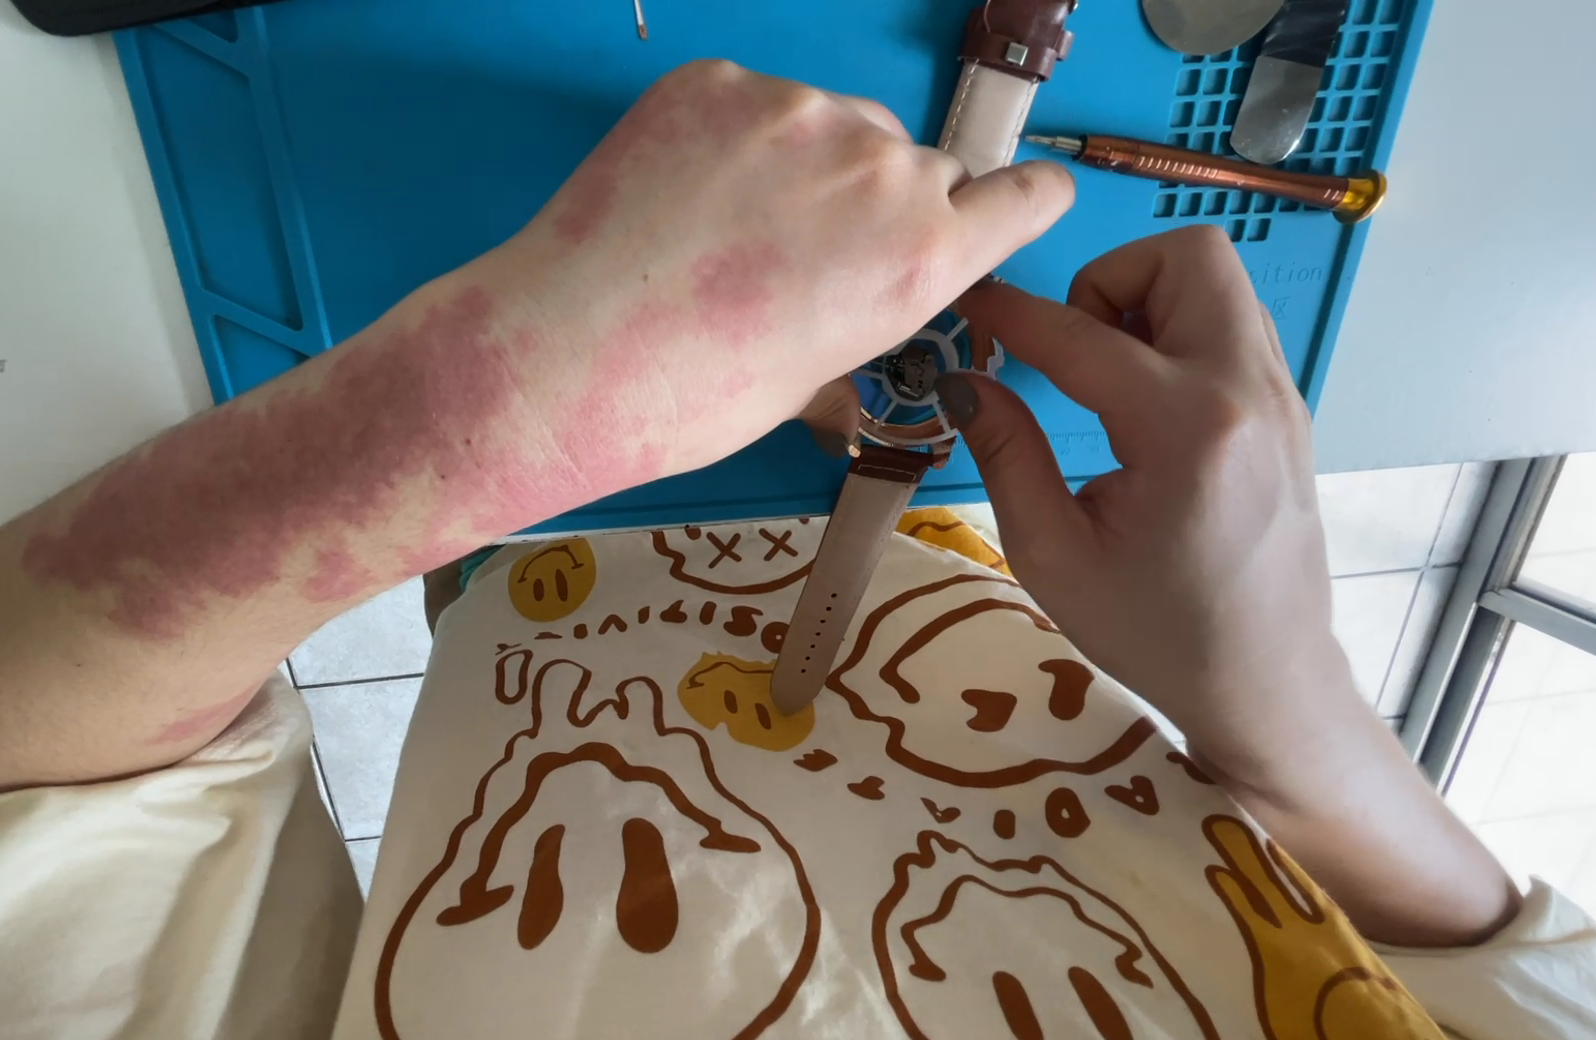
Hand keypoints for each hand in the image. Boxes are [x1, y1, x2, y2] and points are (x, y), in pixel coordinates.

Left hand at [477, 59, 1072, 486]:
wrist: (571, 358)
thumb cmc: (694, 402)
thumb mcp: (795, 392)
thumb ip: (847, 342)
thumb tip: (846, 369)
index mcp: (918, 259)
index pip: (1024, 198)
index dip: (1011, 209)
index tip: (994, 215)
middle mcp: (879, 170)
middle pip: (919, 169)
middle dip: (885, 209)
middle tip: (807, 260)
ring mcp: (796, 110)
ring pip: (838, 130)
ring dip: (811, 170)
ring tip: (731, 232)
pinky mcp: (716, 82)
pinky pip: (757, 105)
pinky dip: (738, 142)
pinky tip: (686, 199)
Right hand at [940, 226, 1516, 944]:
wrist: (1263, 683)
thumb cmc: (1148, 629)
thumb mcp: (1050, 551)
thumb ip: (1005, 452)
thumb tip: (964, 381)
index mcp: (1184, 427)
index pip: (1082, 335)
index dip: (1012, 313)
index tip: (969, 303)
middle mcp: (1247, 389)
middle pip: (1188, 256)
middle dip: (1104, 281)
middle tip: (1059, 353)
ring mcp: (1278, 395)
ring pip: (1215, 283)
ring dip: (1140, 303)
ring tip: (1091, 379)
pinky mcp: (1283, 411)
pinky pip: (1227, 327)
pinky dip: (1169, 333)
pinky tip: (1131, 403)